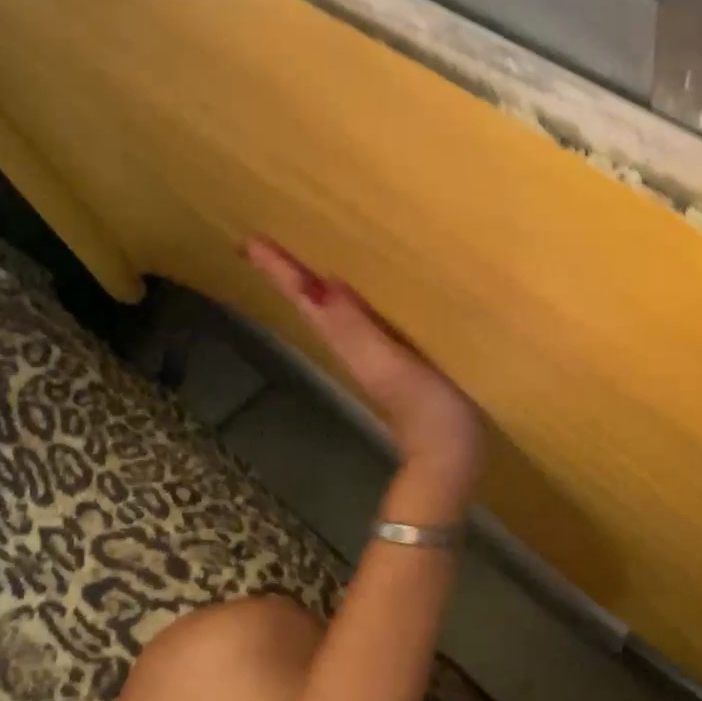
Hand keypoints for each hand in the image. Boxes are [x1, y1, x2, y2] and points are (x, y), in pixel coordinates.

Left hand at [245, 238, 482, 494]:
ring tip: (303, 258)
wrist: (449, 459)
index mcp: (349, 344)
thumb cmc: (427, 411)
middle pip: (311, 304)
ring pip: (333, 312)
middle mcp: (353, 347)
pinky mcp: (397, 362)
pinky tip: (360, 293)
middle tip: (265, 243)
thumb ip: (358, 330)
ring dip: (315, 285)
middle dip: (290, 274)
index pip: (305, 301)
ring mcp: (374, 356)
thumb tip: (323, 284)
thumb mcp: (390, 368)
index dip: (281, 272)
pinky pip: (363, 321)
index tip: (251, 241)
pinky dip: (351, 300)